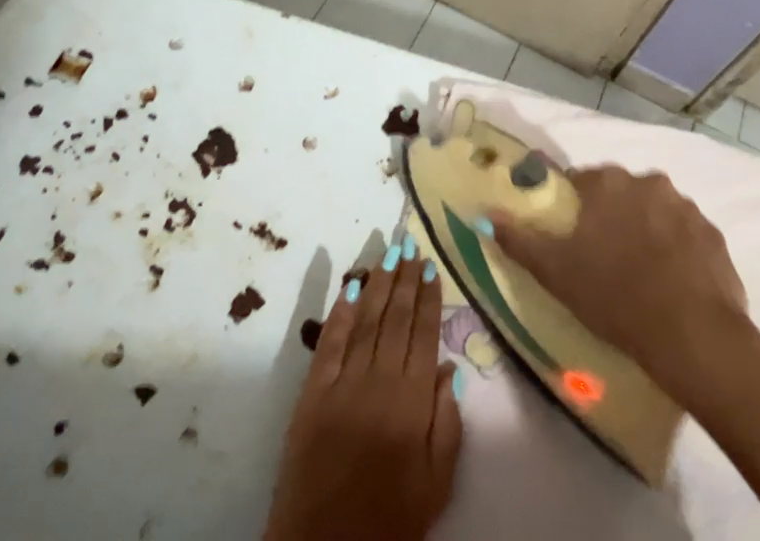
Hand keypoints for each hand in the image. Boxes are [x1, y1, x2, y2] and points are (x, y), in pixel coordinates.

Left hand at [265, 245, 463, 540]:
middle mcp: (379, 383)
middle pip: (394, 319)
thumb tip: (448, 368)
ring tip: (387, 254)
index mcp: (414, 402)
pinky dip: (338, 314)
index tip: (433, 267)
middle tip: (411, 245)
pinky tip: (347, 288)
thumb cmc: (391, 515)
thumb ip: (447, 421)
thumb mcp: (438, 478)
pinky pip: (327, 345)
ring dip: (376, 285)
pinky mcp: (311, 395)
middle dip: (404, 279)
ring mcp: (342, 385)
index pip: (424, 336)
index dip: (429, 299)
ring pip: (363, 322)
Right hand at [488, 165, 746, 396]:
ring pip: (655, 212)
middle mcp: (650, 182)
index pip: (578, 181)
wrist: (691, 333)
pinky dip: (675, 251)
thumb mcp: (553, 271)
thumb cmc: (612, 296)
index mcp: (608, 183)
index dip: (569, 207)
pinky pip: (685, 237)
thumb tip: (488, 214)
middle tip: (599, 259)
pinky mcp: (715, 236)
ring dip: (644, 231)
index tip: (567, 238)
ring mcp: (688, 207)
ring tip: (636, 275)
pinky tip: (668, 284)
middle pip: (620, 193)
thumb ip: (518, 238)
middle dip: (609, 217)